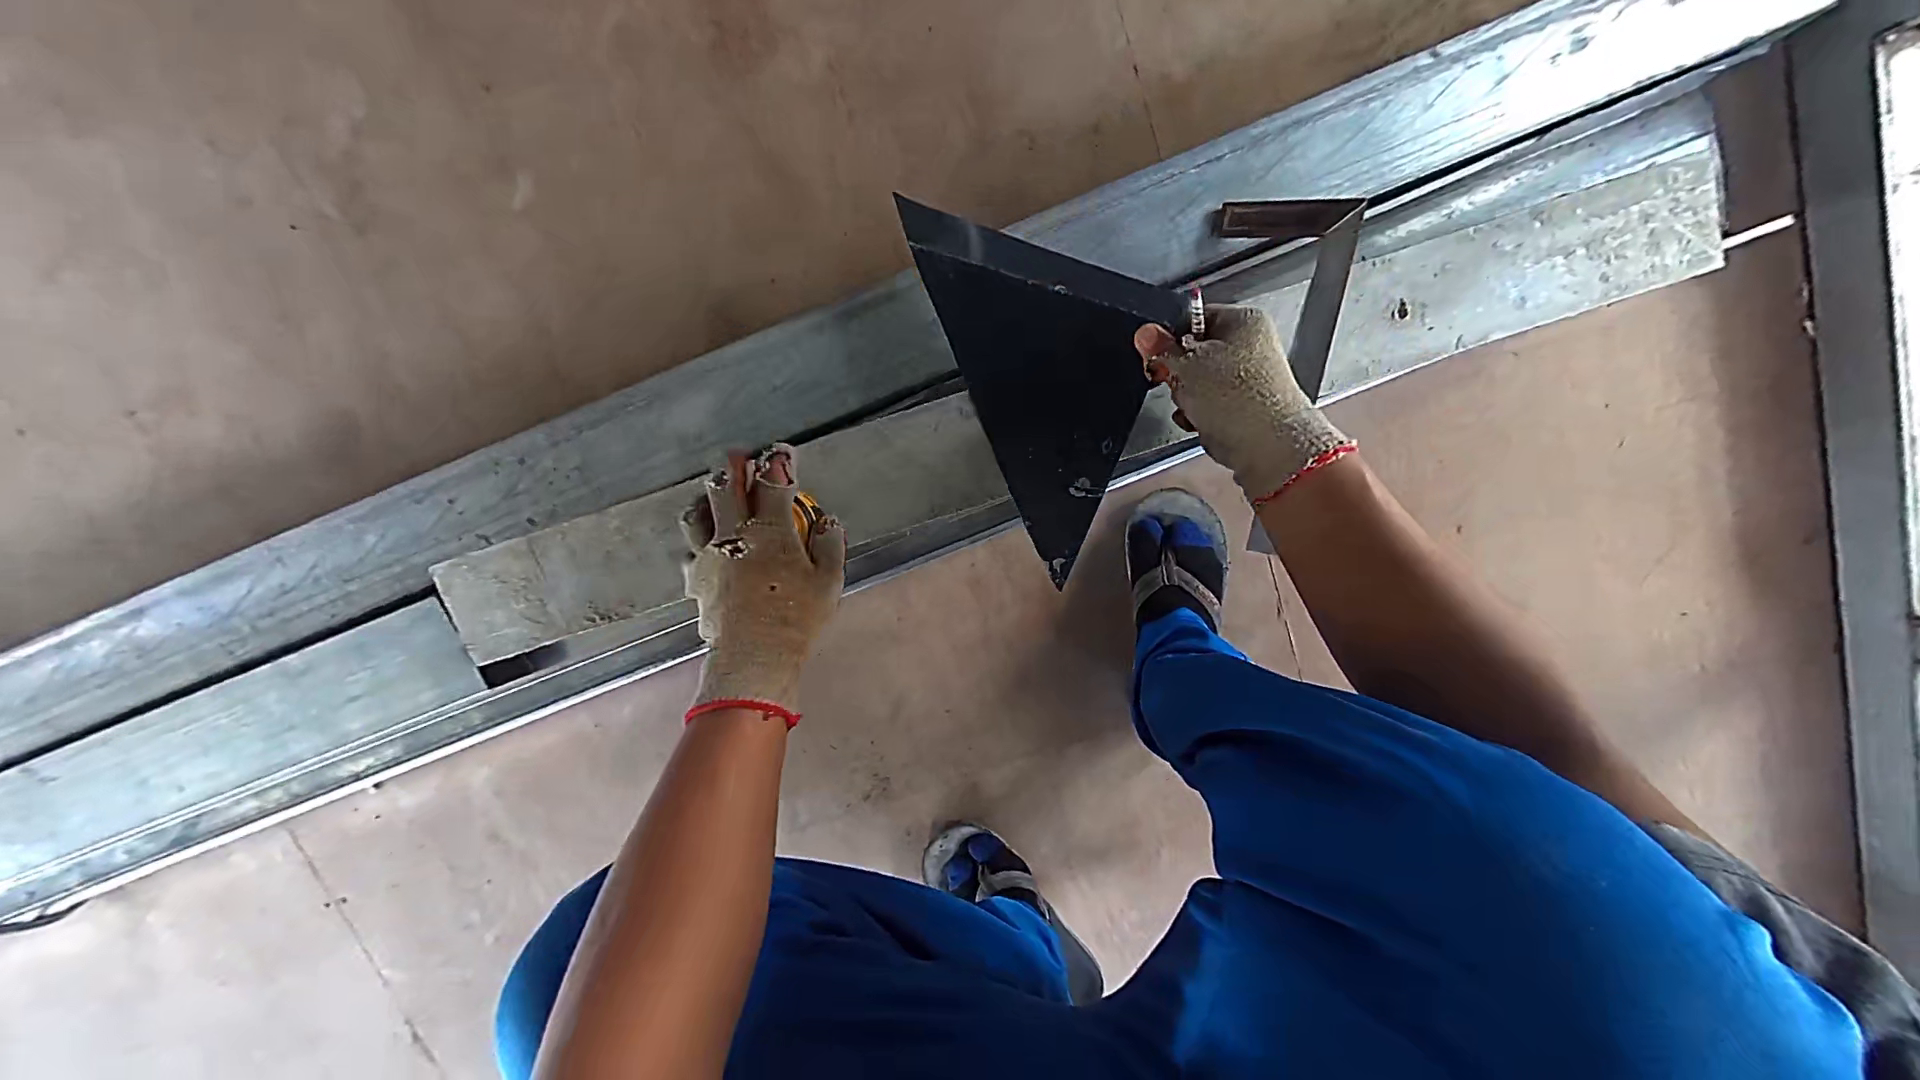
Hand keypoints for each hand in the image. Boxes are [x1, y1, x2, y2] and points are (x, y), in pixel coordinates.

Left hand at [679, 444, 845, 720]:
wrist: (754, 654)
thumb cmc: (796, 617)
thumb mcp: (828, 581)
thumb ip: (828, 545)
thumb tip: (827, 523)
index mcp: (771, 531)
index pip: (773, 484)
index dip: (779, 463)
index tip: (783, 453)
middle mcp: (735, 536)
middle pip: (726, 488)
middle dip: (734, 467)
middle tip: (739, 456)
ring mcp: (710, 556)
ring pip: (697, 514)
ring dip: (707, 498)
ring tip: (713, 493)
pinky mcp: (697, 579)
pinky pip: (692, 549)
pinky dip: (700, 540)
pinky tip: (708, 545)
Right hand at [1134, 304, 1353, 504]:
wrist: (1266, 445)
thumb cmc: (1238, 398)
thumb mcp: (1186, 365)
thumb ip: (1161, 348)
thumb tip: (1146, 334)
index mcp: (1243, 321)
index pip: (1193, 318)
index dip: (1168, 336)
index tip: (1154, 352)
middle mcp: (1249, 346)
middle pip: (1193, 352)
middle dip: (1177, 373)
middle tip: (1177, 382)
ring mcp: (1246, 378)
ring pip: (1196, 382)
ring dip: (1185, 397)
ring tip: (1193, 406)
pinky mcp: (1240, 407)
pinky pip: (1205, 405)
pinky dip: (1196, 414)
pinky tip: (1199, 421)